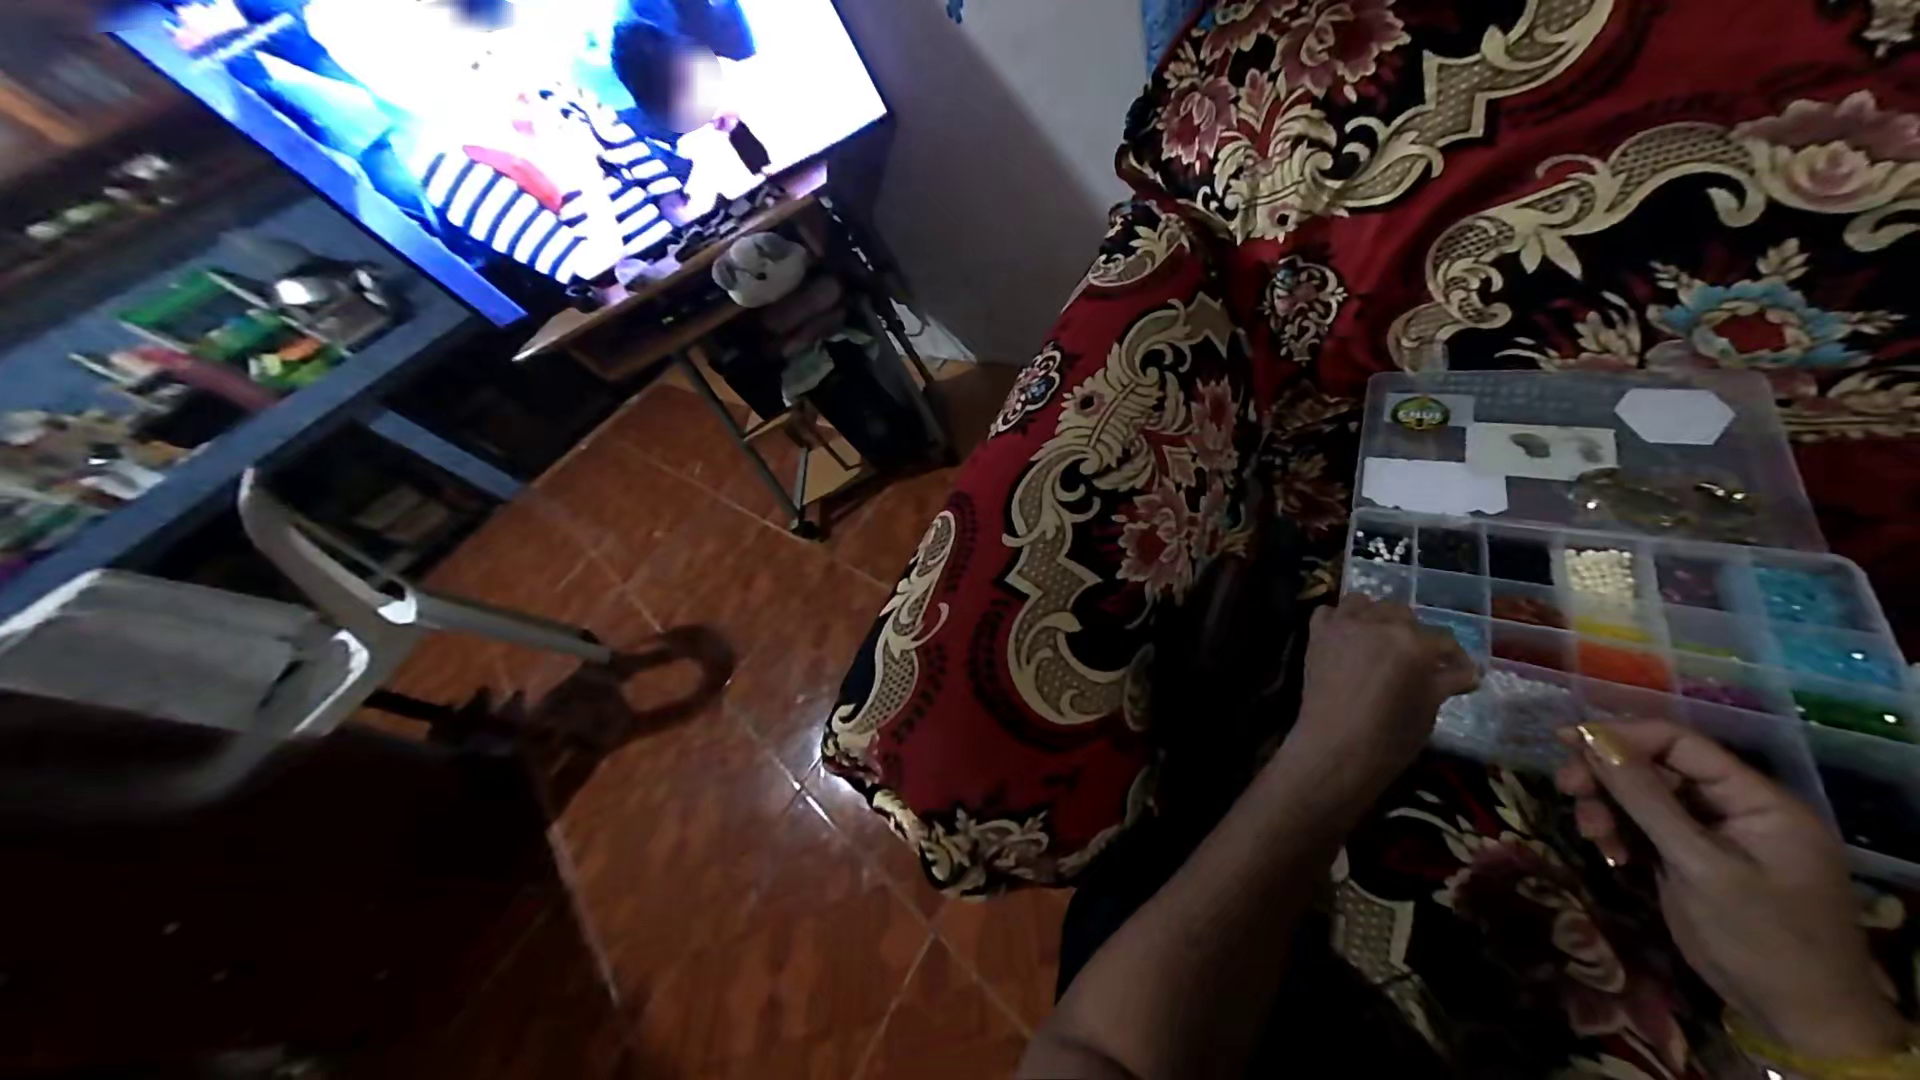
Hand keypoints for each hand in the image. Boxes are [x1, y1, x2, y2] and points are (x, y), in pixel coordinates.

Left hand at [1284, 595, 1478, 801]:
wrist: (1335, 745)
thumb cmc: (1390, 735)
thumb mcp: (1429, 707)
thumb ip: (1445, 681)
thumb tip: (1467, 672)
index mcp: (1414, 642)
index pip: (1444, 639)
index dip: (1454, 657)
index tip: (1457, 671)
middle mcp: (1378, 624)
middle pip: (1402, 614)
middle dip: (1413, 634)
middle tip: (1414, 658)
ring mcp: (1343, 625)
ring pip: (1364, 603)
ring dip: (1375, 617)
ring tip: (1380, 642)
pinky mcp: (1316, 634)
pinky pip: (1328, 612)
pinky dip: (1339, 620)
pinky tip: (1346, 639)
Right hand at [1556, 722, 1906, 1060]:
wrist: (1794, 1016)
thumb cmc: (1759, 936)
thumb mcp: (1697, 863)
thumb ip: (1644, 797)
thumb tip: (1589, 738)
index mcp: (1760, 803)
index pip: (1682, 744)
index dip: (1622, 736)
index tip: (1564, 741)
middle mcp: (1736, 809)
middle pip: (1653, 766)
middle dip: (1605, 776)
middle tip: (1567, 789)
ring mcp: (1712, 833)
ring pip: (1638, 794)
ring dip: (1605, 808)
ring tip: (1592, 836)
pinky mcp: (1688, 854)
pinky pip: (1639, 824)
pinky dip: (1616, 832)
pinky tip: (1610, 854)